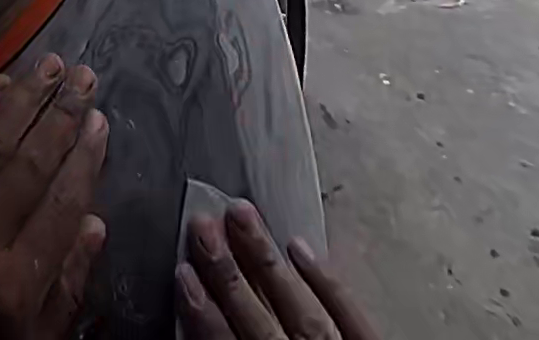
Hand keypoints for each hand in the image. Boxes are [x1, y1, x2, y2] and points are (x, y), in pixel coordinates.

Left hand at [0, 55, 109, 339]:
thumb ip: (65, 287)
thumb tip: (94, 220)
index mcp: (11, 285)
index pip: (60, 204)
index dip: (85, 158)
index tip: (100, 120)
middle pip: (29, 161)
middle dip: (61, 113)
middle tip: (84, 75)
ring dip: (24, 96)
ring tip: (50, 64)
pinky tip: (0, 82)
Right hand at [177, 201, 381, 339]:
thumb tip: (194, 325)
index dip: (205, 315)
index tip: (183, 273)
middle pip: (263, 322)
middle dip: (229, 273)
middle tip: (202, 225)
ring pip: (302, 309)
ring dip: (267, 261)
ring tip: (240, 213)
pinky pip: (355, 319)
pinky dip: (327, 282)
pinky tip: (298, 244)